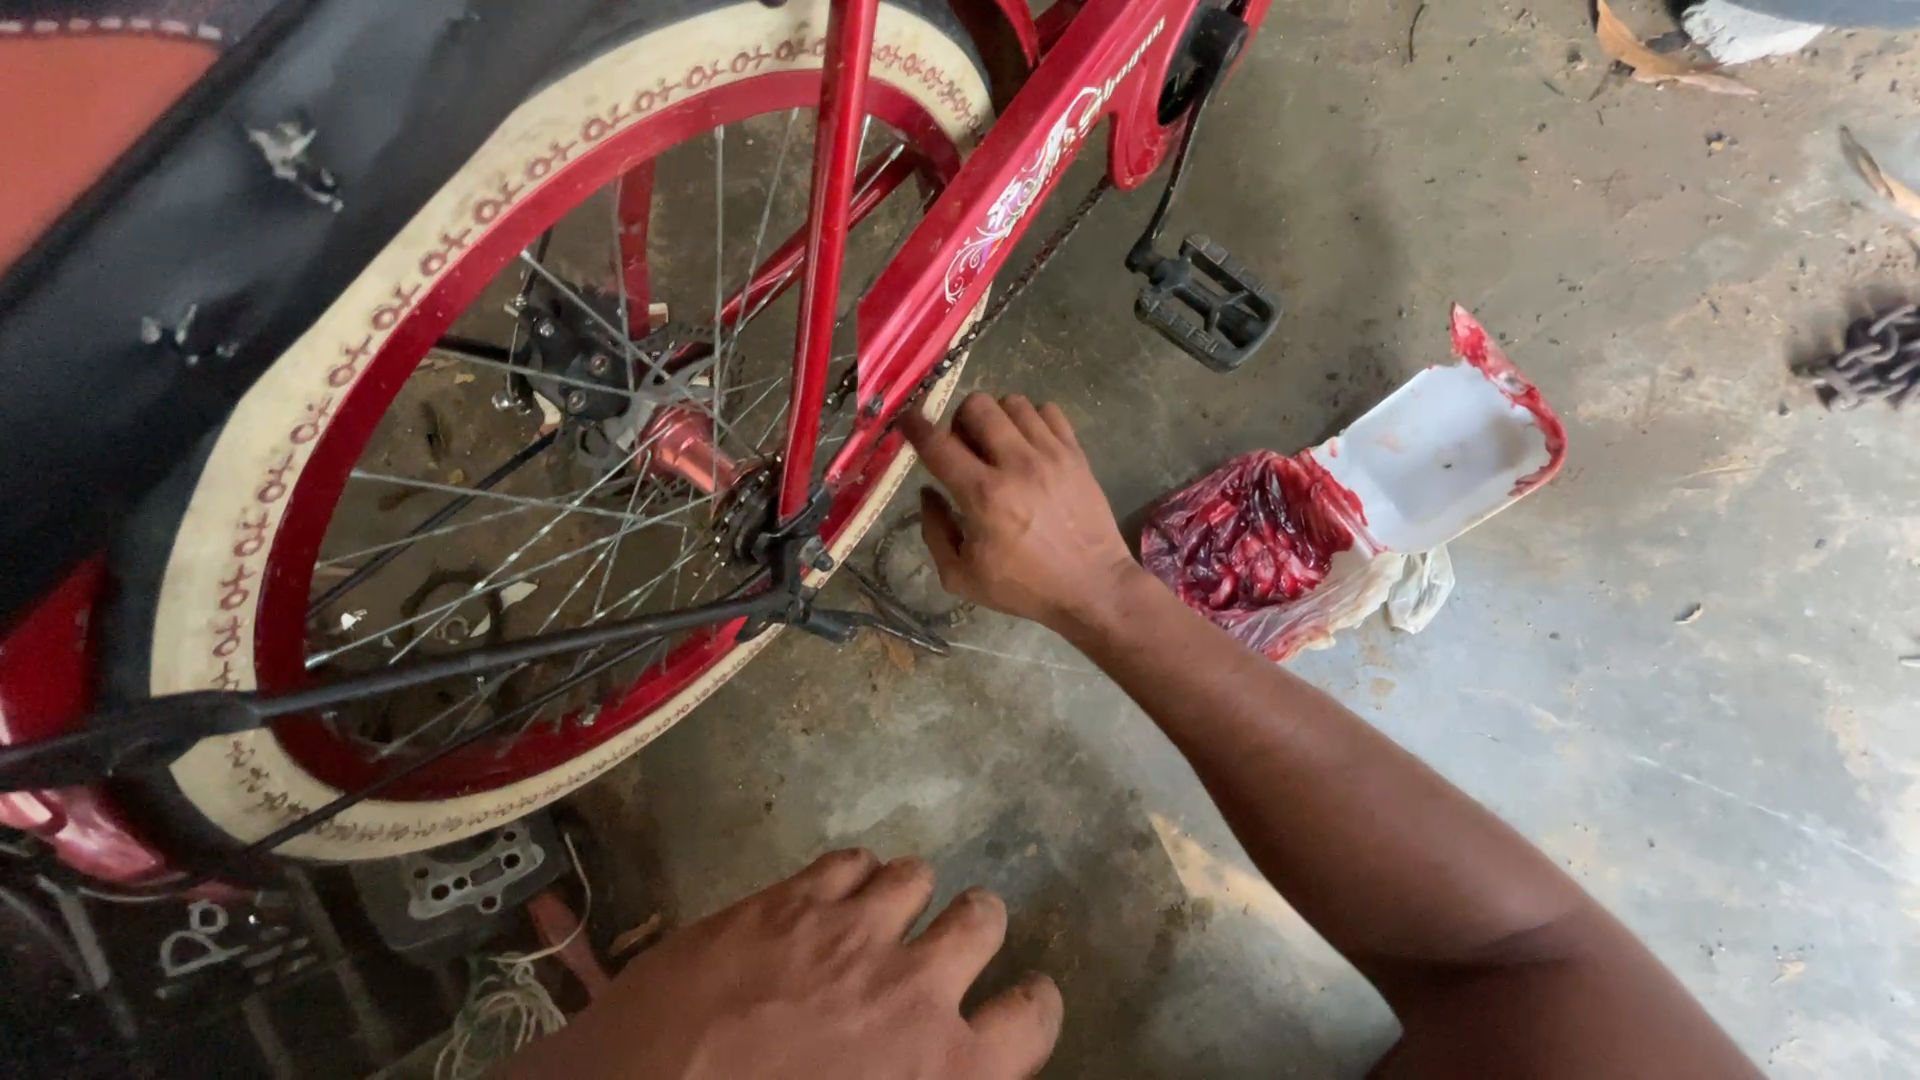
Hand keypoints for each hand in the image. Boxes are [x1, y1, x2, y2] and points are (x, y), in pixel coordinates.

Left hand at [502, 849, 1060, 1079]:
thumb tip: (939, 1062)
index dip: (1032, 1006)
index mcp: (945, 1069)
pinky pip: (850, 858)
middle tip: (950, 938)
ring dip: (908, 895)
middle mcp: (913, 985)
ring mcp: (850, 930)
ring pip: (915, 874)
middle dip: (975, 925)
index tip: (1021, 1000)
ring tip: (882, 912)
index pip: (1032, 1019)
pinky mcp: (790, 899)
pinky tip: (830, 895)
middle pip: (982, 918)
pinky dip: (852, 874)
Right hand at [902, 393, 1141, 632]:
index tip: (907, 419)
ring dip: (996, 418)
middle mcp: (1016, 464)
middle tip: (963, 445)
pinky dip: (1032, 420)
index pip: (938, 444)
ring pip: (1013, 403)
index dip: (915, 426)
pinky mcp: (1076, 454)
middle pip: (977, 406)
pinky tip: (1029, 445)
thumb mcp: (962, 577)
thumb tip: (927, 493)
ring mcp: (1051, 454)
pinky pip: (1049, 411)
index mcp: (983, 495)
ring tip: (997, 444)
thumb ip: (935, 532)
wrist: (1092, 587)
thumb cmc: (1024, 587)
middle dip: (959, 419)